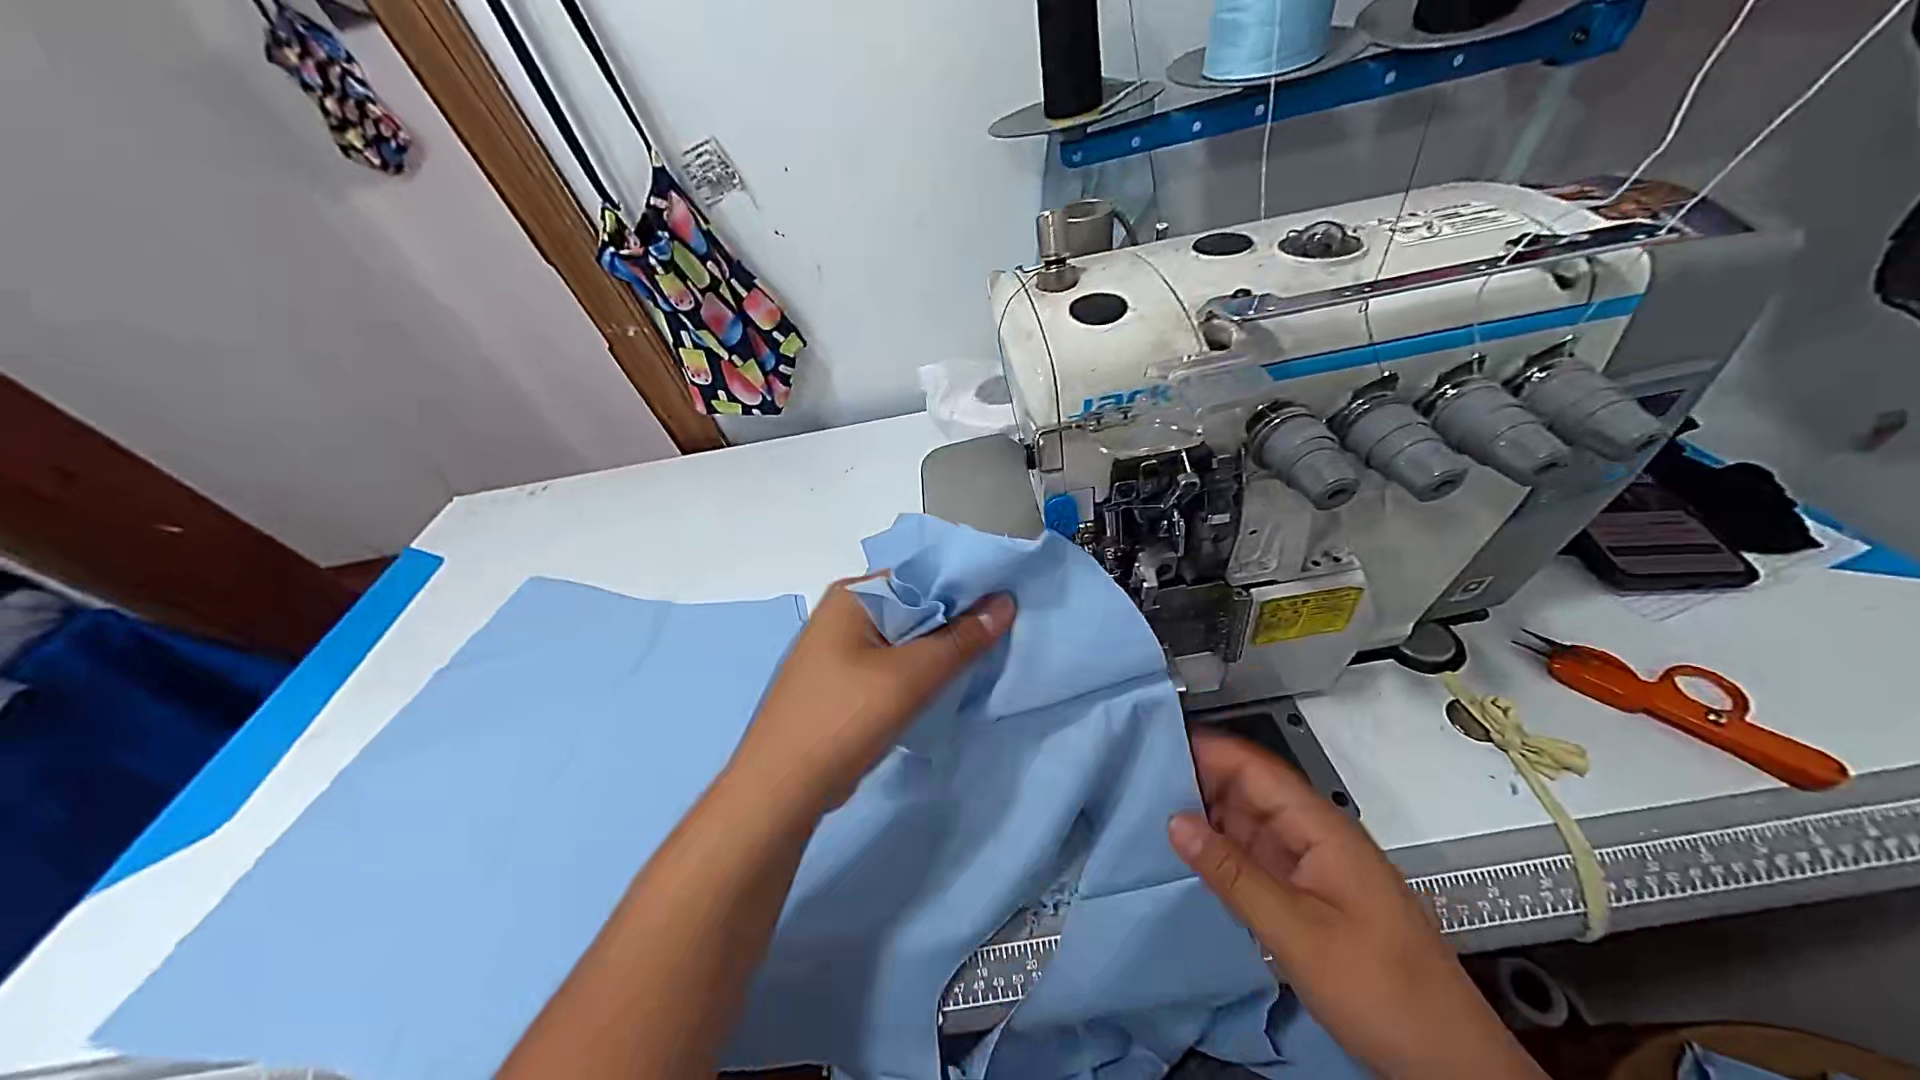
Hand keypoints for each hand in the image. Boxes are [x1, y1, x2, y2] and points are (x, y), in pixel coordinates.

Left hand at [729, 577, 1014, 812]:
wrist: (782, 788)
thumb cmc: (844, 718)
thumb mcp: (911, 676)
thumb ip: (961, 639)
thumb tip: (1004, 602)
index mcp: (853, 595)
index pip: (922, 575)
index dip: (967, 587)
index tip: (1008, 603)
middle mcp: (844, 612)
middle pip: (915, 606)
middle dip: (956, 621)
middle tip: (1004, 633)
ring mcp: (840, 649)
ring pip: (905, 639)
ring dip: (939, 650)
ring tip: (983, 659)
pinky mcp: (844, 681)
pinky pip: (892, 664)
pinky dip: (919, 672)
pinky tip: (946, 686)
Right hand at [1169, 733, 1544, 1079]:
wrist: (1448, 1063)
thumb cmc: (1382, 989)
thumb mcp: (1297, 931)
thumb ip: (1233, 873)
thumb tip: (1176, 822)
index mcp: (1322, 829)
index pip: (1256, 768)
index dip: (1208, 750)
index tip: (1156, 743)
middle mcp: (1315, 837)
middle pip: (1249, 792)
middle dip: (1198, 781)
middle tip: (1139, 782)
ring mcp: (1310, 867)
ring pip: (1248, 824)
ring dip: (1205, 816)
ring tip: (1150, 812)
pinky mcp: (1306, 896)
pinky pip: (1254, 857)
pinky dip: (1221, 852)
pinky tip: (1189, 855)